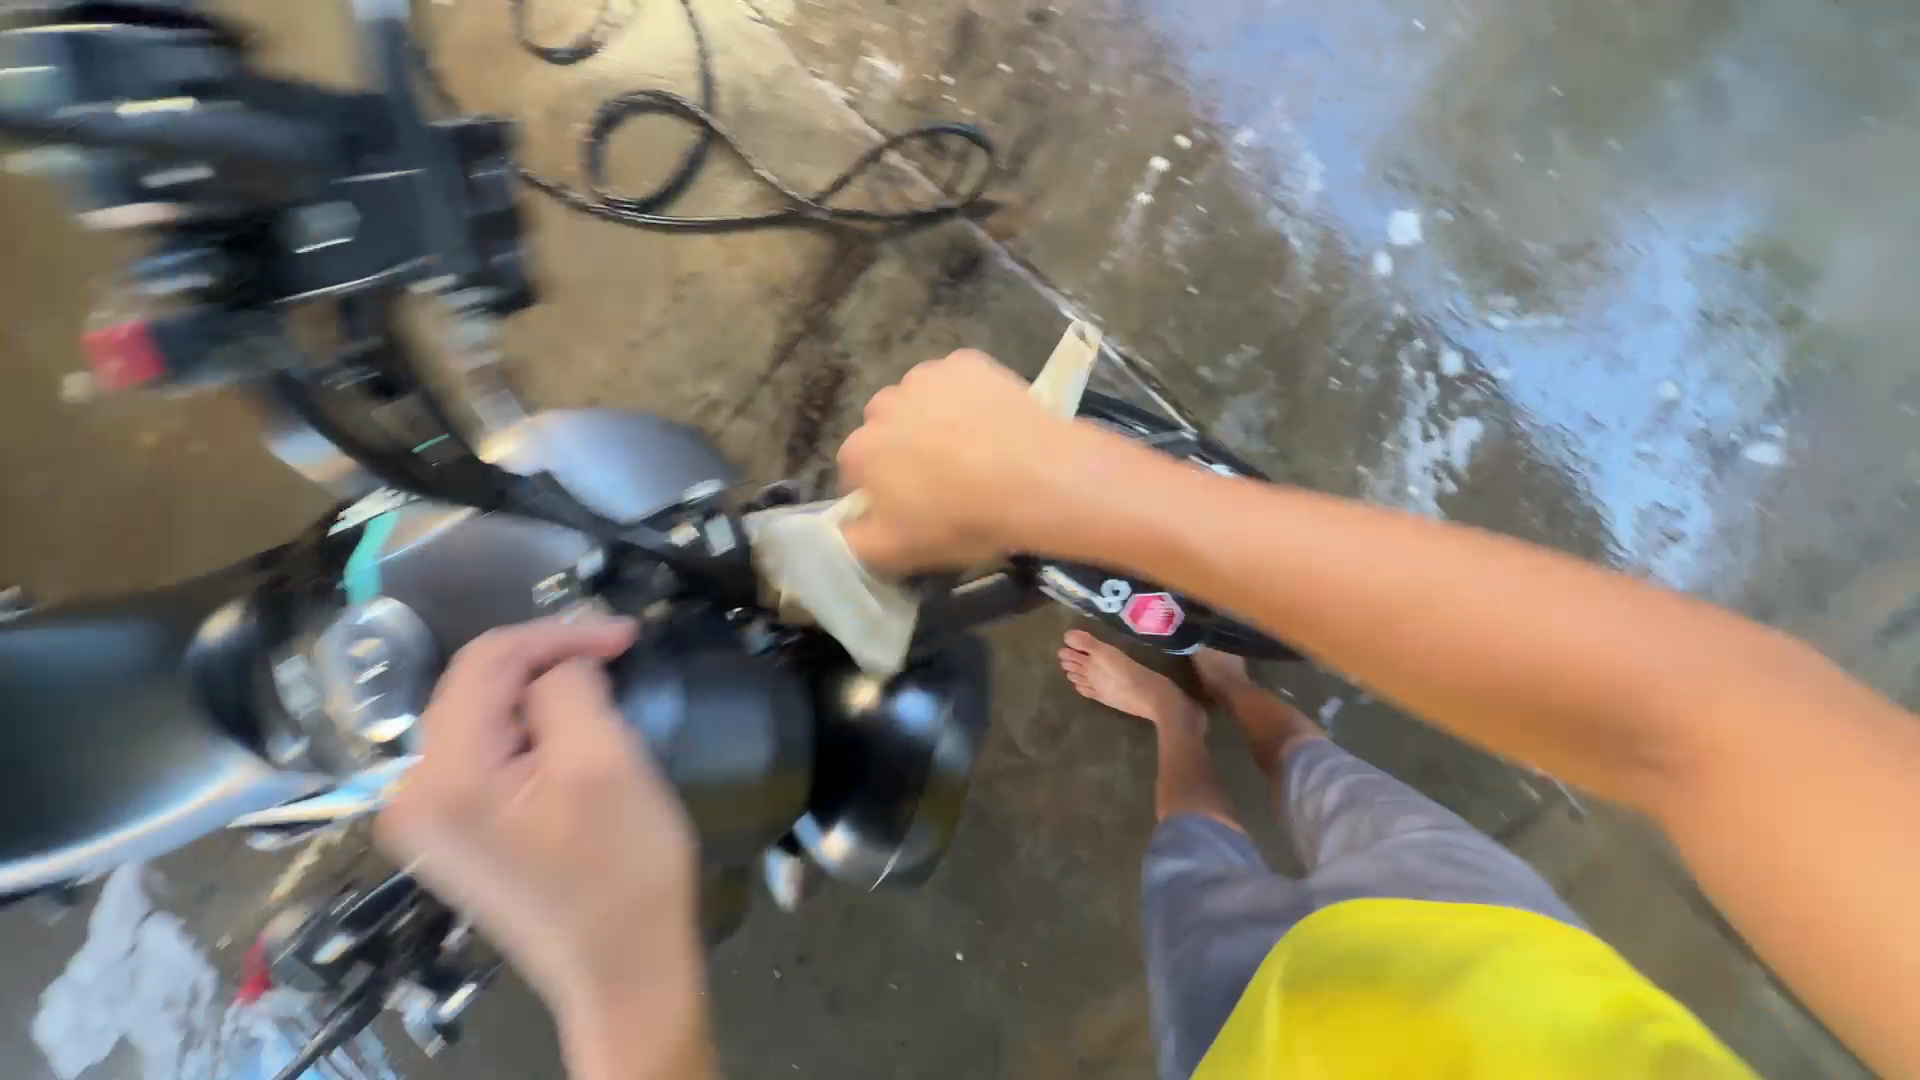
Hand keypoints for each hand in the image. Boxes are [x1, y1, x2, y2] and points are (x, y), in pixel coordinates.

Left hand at [376, 616, 712, 1078]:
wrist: (624, 970)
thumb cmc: (622, 869)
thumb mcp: (605, 763)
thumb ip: (570, 690)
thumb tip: (561, 667)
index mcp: (441, 779)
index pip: (487, 662)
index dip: (560, 633)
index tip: (628, 634)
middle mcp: (414, 796)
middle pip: (479, 687)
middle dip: (551, 661)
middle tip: (621, 655)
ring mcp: (433, 819)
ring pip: (489, 716)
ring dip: (548, 693)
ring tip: (607, 690)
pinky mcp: (460, 832)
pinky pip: (494, 752)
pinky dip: (538, 727)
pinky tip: (578, 733)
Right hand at [837, 349, 1090, 570]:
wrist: (1036, 478)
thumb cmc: (963, 519)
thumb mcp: (899, 552)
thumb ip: (856, 541)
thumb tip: (844, 528)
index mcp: (860, 451)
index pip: (856, 471)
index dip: (882, 490)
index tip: (910, 506)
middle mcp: (883, 405)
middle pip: (885, 430)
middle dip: (904, 449)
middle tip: (945, 477)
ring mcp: (926, 378)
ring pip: (920, 400)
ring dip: (934, 418)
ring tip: (972, 448)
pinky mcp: (966, 362)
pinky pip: (957, 381)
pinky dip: (967, 397)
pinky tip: (991, 422)